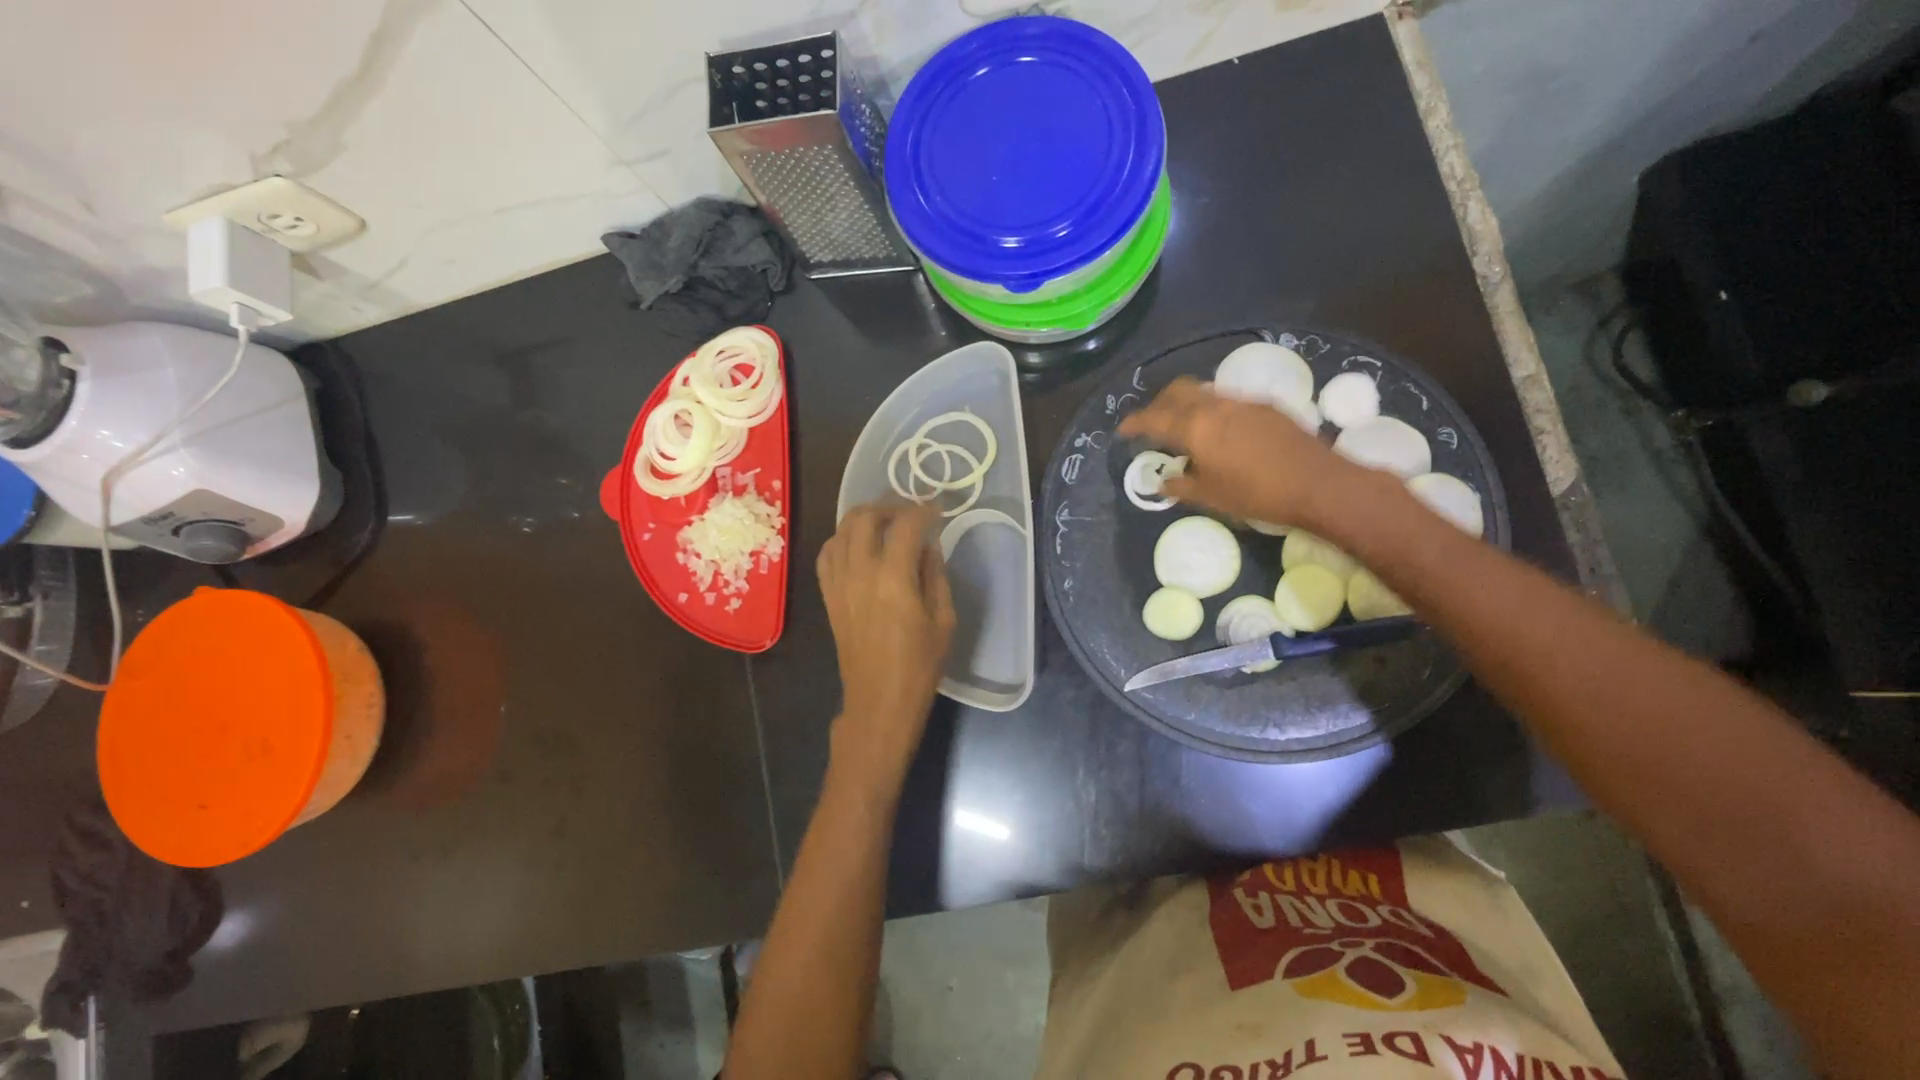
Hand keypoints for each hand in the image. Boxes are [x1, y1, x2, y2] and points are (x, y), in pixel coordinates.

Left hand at [816, 504, 955, 787]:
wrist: (879, 700)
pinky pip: (827, 553)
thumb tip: (929, 545)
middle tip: (910, 512)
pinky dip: (843, 540)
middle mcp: (860, 572)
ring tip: (886, 524)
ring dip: (865, 518)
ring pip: (843, 530)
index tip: (938, 509)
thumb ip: (936, 575)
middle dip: (890, 506)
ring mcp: (839, 582)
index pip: (906, 524)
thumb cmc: (919, 665)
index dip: (924, 509)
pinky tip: (859, 545)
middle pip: (866, 517)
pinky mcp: (828, 595)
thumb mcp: (943, 620)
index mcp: (893, 578)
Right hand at [1118, 377, 1358, 528]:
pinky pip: (1227, 398)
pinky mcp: (1266, 405)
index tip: (1123, 431)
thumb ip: (1181, 485)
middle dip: (1158, 404)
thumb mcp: (1211, 497)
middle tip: (1151, 423)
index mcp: (1195, 428)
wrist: (1318, 484)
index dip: (1134, 423)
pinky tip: (1219, 430)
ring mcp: (1243, 401)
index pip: (1154, 418)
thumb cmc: (1258, 495)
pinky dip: (1211, 408)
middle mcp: (1215, 406)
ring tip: (1185, 425)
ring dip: (1186, 403)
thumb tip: (1162, 482)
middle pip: (1176, 391)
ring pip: (1204, 391)